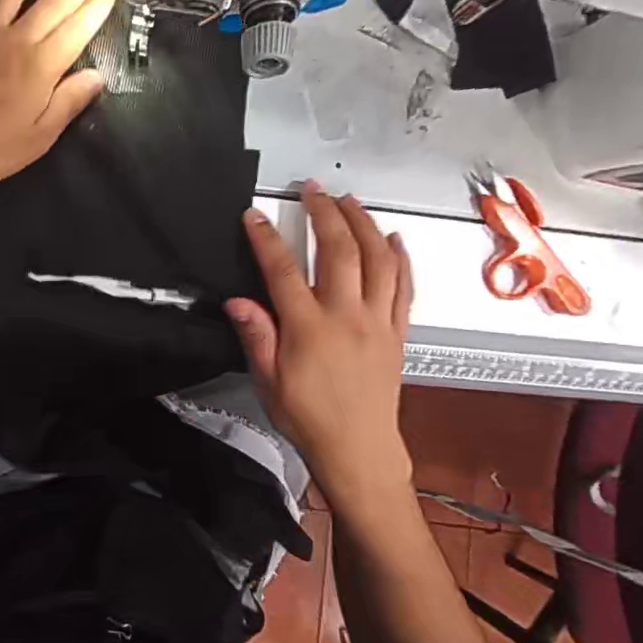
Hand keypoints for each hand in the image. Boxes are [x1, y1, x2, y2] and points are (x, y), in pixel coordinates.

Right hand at [228, 182, 414, 506]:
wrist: (358, 451)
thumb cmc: (310, 421)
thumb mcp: (268, 382)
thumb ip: (256, 336)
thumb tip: (239, 301)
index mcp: (309, 329)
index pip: (283, 270)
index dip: (265, 238)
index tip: (254, 217)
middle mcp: (347, 317)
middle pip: (339, 249)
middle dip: (324, 212)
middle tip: (313, 190)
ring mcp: (377, 322)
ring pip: (377, 258)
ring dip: (363, 224)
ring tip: (350, 202)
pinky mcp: (396, 332)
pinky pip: (404, 286)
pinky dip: (400, 257)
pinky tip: (393, 240)